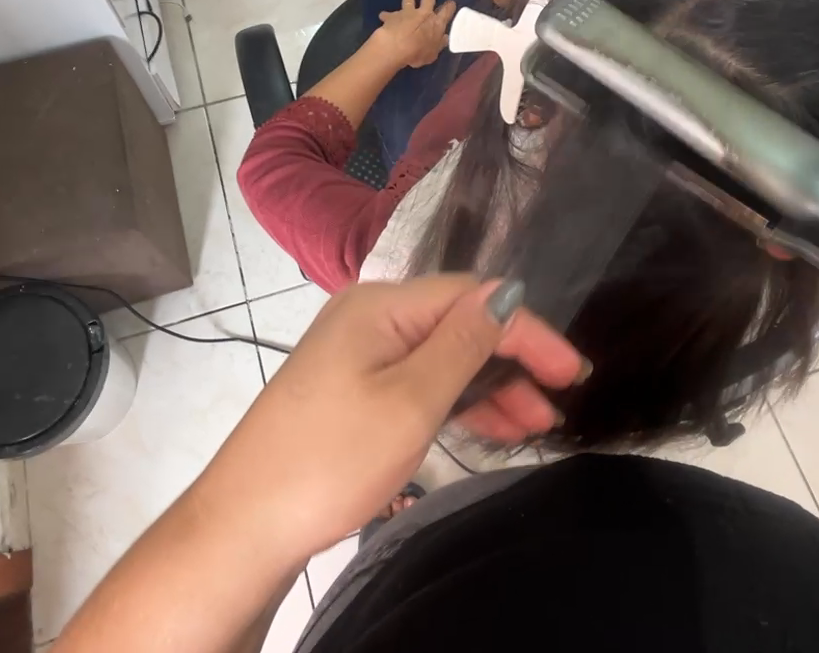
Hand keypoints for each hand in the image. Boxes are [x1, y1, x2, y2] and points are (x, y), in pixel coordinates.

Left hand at [193, 275, 584, 563]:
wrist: (244, 524)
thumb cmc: (332, 458)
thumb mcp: (410, 401)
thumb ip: (464, 344)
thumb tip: (508, 293)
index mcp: (381, 305)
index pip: (472, 297)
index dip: (527, 329)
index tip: (575, 372)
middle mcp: (369, 315)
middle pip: (457, 323)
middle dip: (511, 360)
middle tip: (556, 407)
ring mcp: (357, 351)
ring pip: (440, 356)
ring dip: (488, 386)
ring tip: (534, 427)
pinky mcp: (351, 386)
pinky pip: (416, 380)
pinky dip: (454, 401)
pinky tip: (487, 428)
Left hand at [373, 0, 456, 67]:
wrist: (398, 45)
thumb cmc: (419, 52)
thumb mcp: (433, 53)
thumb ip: (438, 44)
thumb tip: (444, 38)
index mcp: (436, 24)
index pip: (446, 12)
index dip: (449, 7)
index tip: (451, 2)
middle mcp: (423, 14)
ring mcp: (407, 13)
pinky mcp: (393, 16)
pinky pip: (388, 15)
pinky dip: (386, 15)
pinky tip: (382, 15)